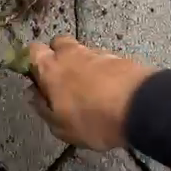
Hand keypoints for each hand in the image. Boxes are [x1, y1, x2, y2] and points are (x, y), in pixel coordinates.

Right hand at [27, 35, 156, 150]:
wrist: (138, 106)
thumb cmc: (92, 119)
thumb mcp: (62, 127)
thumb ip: (43, 109)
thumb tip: (32, 94)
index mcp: (50, 68)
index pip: (33, 51)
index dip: (33, 62)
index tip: (38, 79)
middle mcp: (69, 53)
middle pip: (57, 43)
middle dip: (58, 56)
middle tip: (63, 80)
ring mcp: (94, 52)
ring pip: (80, 51)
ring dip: (80, 64)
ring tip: (88, 89)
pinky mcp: (115, 56)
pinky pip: (100, 60)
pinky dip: (100, 70)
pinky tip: (106, 89)